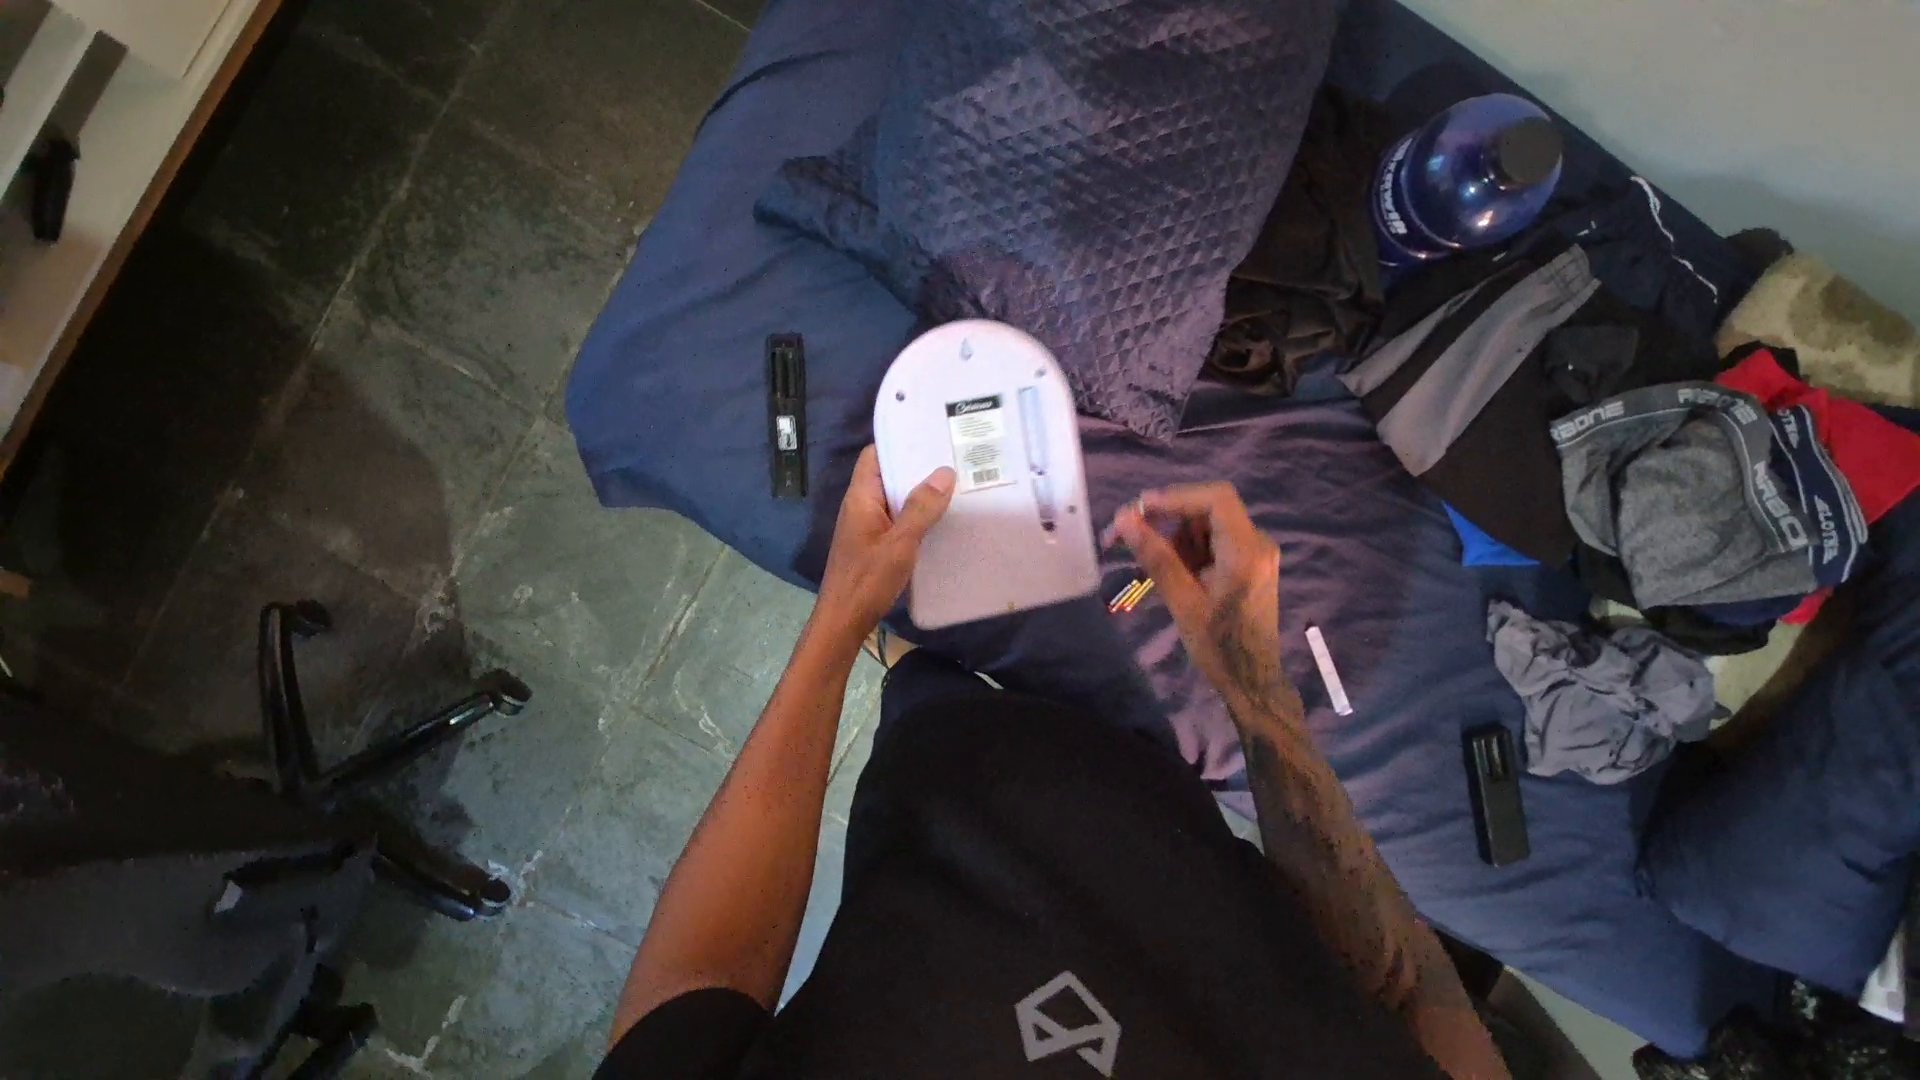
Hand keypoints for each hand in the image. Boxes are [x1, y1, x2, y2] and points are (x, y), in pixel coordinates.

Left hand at [807, 446, 955, 655]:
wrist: (843, 622)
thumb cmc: (867, 581)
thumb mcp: (900, 544)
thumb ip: (921, 508)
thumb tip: (944, 472)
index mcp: (860, 498)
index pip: (875, 455)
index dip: (899, 441)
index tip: (930, 433)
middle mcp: (861, 506)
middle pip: (888, 475)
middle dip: (917, 466)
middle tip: (954, 457)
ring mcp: (866, 526)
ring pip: (895, 498)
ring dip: (919, 492)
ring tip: (955, 484)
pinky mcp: (873, 544)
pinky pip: (897, 518)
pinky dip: (916, 514)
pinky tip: (941, 519)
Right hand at [1105, 482, 1284, 702]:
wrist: (1252, 682)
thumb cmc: (1219, 648)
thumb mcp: (1182, 603)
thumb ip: (1156, 557)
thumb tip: (1125, 520)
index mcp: (1247, 552)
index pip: (1216, 499)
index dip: (1174, 498)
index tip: (1137, 512)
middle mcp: (1256, 544)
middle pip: (1207, 510)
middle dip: (1165, 518)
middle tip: (1124, 534)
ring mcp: (1253, 554)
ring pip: (1204, 526)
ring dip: (1170, 536)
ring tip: (1138, 559)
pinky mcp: (1245, 564)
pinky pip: (1210, 544)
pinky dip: (1183, 550)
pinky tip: (1161, 570)